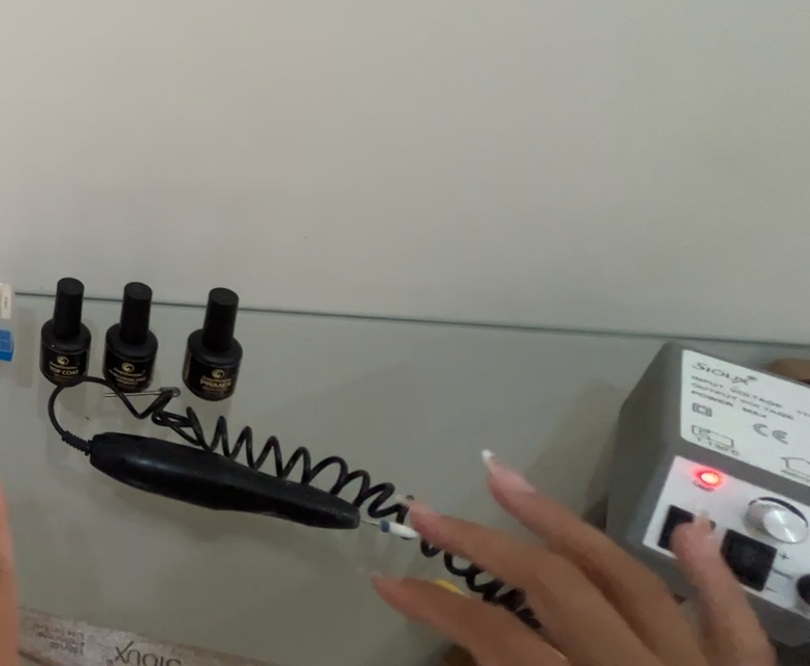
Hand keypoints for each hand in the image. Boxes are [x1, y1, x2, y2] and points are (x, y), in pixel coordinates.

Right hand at [373, 452, 775, 665]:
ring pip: (632, 581)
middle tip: (422, 511)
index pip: (493, 637)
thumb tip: (456, 651)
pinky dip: (716, 581)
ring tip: (506, 479)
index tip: (385, 583)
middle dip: (480, 543)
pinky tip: (692, 531)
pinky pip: (741, 632)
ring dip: (563, 524)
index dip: (433, 604)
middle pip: (554, 588)